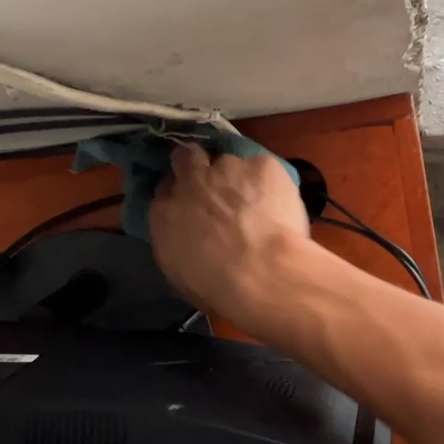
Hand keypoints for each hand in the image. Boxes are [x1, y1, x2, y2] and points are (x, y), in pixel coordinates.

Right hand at [149, 144, 315, 331]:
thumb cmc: (217, 286)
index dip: (179, 193)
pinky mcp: (262, 165)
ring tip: (258, 202)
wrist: (261, 271)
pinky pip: (263, 168)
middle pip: (187, 158)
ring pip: (231, 164)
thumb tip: (186, 235)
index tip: (190, 202)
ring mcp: (227, 168)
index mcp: (165, 213)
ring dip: (239, 178)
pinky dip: (269, 182)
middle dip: (197, 164)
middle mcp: (192, 182)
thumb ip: (177, 242)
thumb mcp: (180, 273)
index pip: (165, 190)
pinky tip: (279, 202)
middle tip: (213, 182)